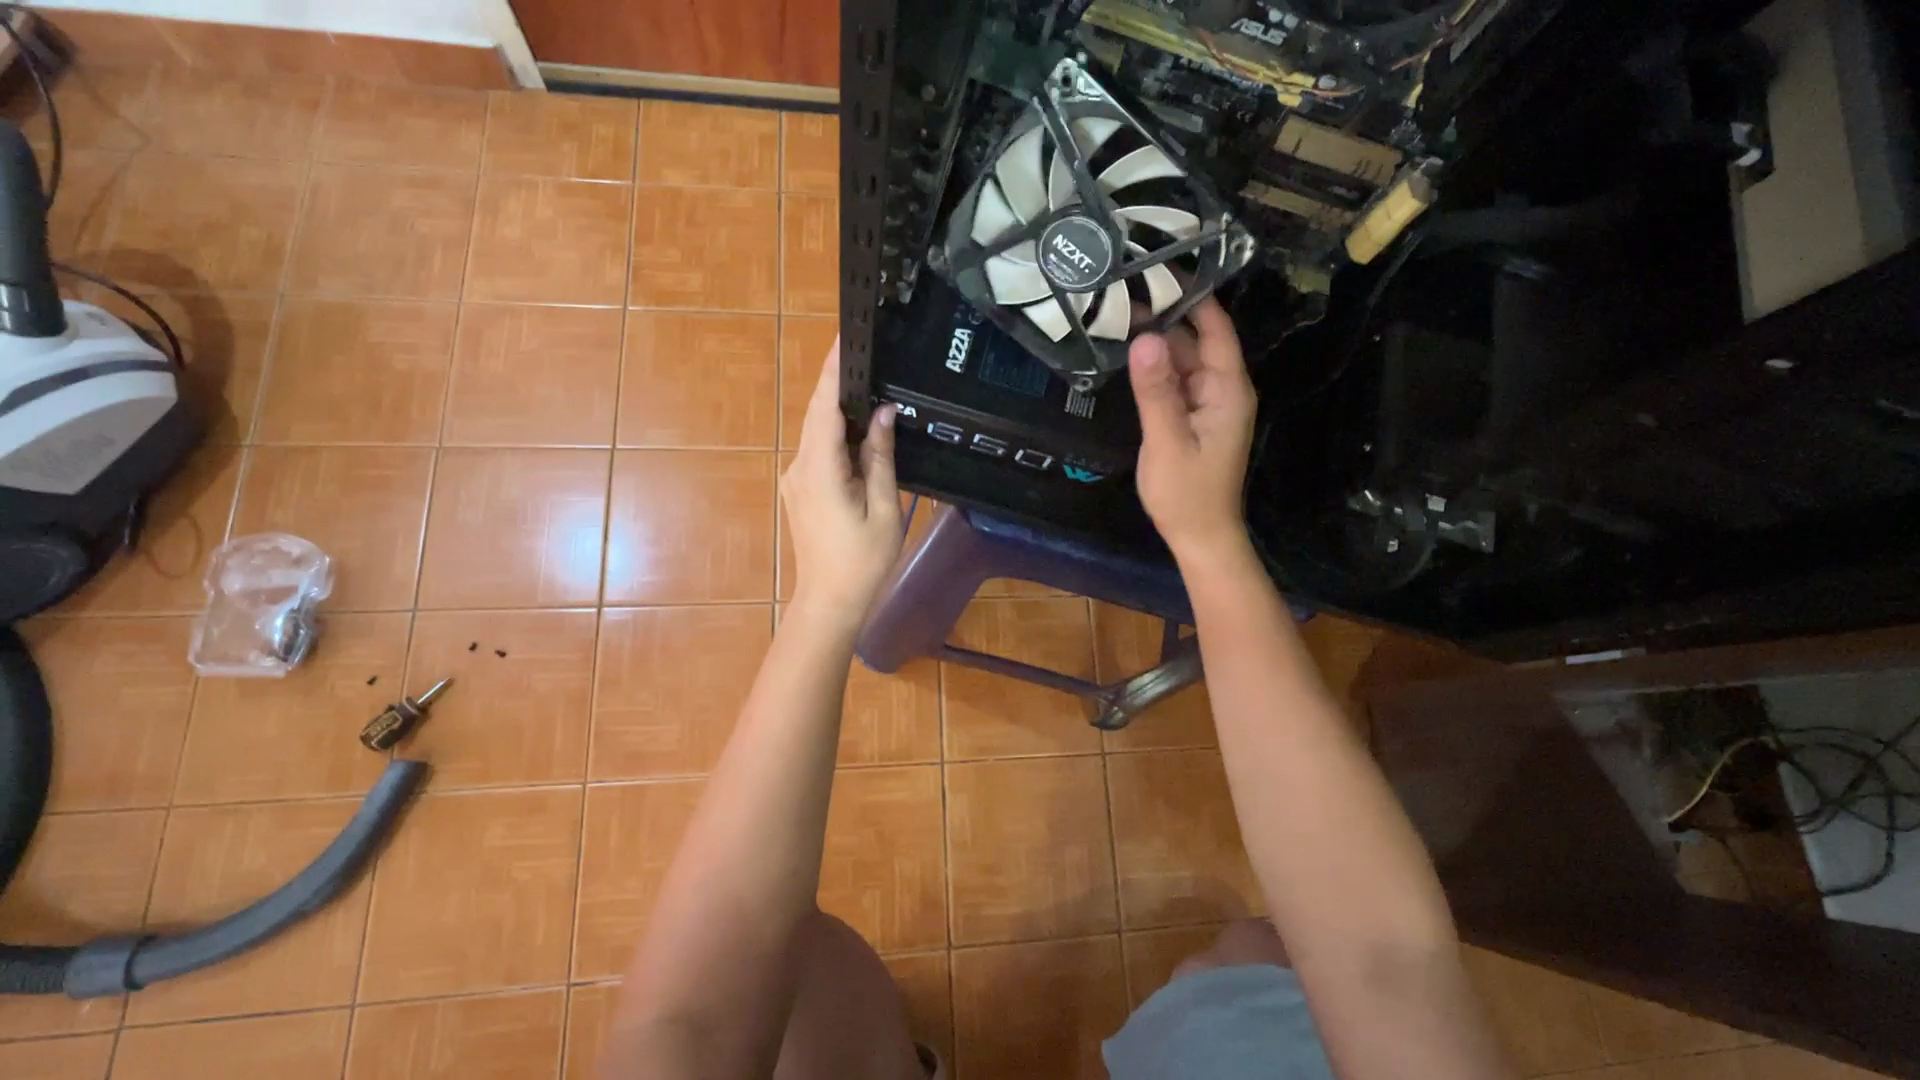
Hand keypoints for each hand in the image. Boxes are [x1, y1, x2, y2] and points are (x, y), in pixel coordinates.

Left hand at [781, 340, 903, 632]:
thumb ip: (880, 457)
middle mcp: (799, 467)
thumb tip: (883, 413)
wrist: (829, 602)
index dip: (834, 372)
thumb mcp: (882, 509)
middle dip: (836, 382)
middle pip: (816, 414)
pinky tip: (859, 428)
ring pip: (816, 431)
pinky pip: (818, 450)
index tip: (846, 340)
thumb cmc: (862, 561)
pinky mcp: (800, 489)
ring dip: (838, 408)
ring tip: (867, 384)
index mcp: (820, 470)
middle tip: (861, 352)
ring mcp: (795, 479)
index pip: (825, 408)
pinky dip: (836, 433)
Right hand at [1128, 298, 1256, 560]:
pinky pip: (1176, 380)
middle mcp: (1222, 388)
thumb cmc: (1187, 493)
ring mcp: (1208, 403)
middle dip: (1166, 313)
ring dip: (1157, 339)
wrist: (1200, 537)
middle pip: (1197, 338)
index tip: (1159, 266)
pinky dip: (1155, 366)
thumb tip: (1144, 337)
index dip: (1192, 294)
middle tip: (1124, 286)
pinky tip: (1128, 353)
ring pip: (1184, 359)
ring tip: (1118, 310)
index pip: (1215, 326)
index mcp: (1227, 388)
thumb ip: (1155, 390)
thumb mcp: (1166, 440)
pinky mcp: (1193, 417)